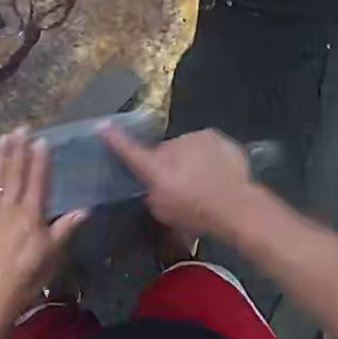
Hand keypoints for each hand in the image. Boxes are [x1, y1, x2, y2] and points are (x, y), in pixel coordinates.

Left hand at [0, 130, 85, 325]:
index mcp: (31, 215)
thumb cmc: (26, 278)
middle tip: (21, 128)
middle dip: (18, 149)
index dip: (40, 159)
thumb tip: (85, 208)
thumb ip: (65, 229)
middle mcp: (10, 208)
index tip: (42, 140)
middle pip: (14, 173)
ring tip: (2, 137)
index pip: (38, 180)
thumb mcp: (52, 255)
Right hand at [102, 127, 256, 238]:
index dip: (114, 138)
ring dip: (192, 159)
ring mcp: (198, 138)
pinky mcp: (219, 138)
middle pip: (166, 151)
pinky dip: (211, 158)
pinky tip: (218, 176)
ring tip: (204, 183)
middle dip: (171, 164)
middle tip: (182, 186)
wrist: (235, 205)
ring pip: (189, 147)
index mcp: (156, 165)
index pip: (129, 150)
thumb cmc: (195, 212)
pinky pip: (209, 147)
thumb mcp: (164, 211)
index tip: (102, 126)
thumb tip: (154, 186)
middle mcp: (174, 145)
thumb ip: (153, 193)